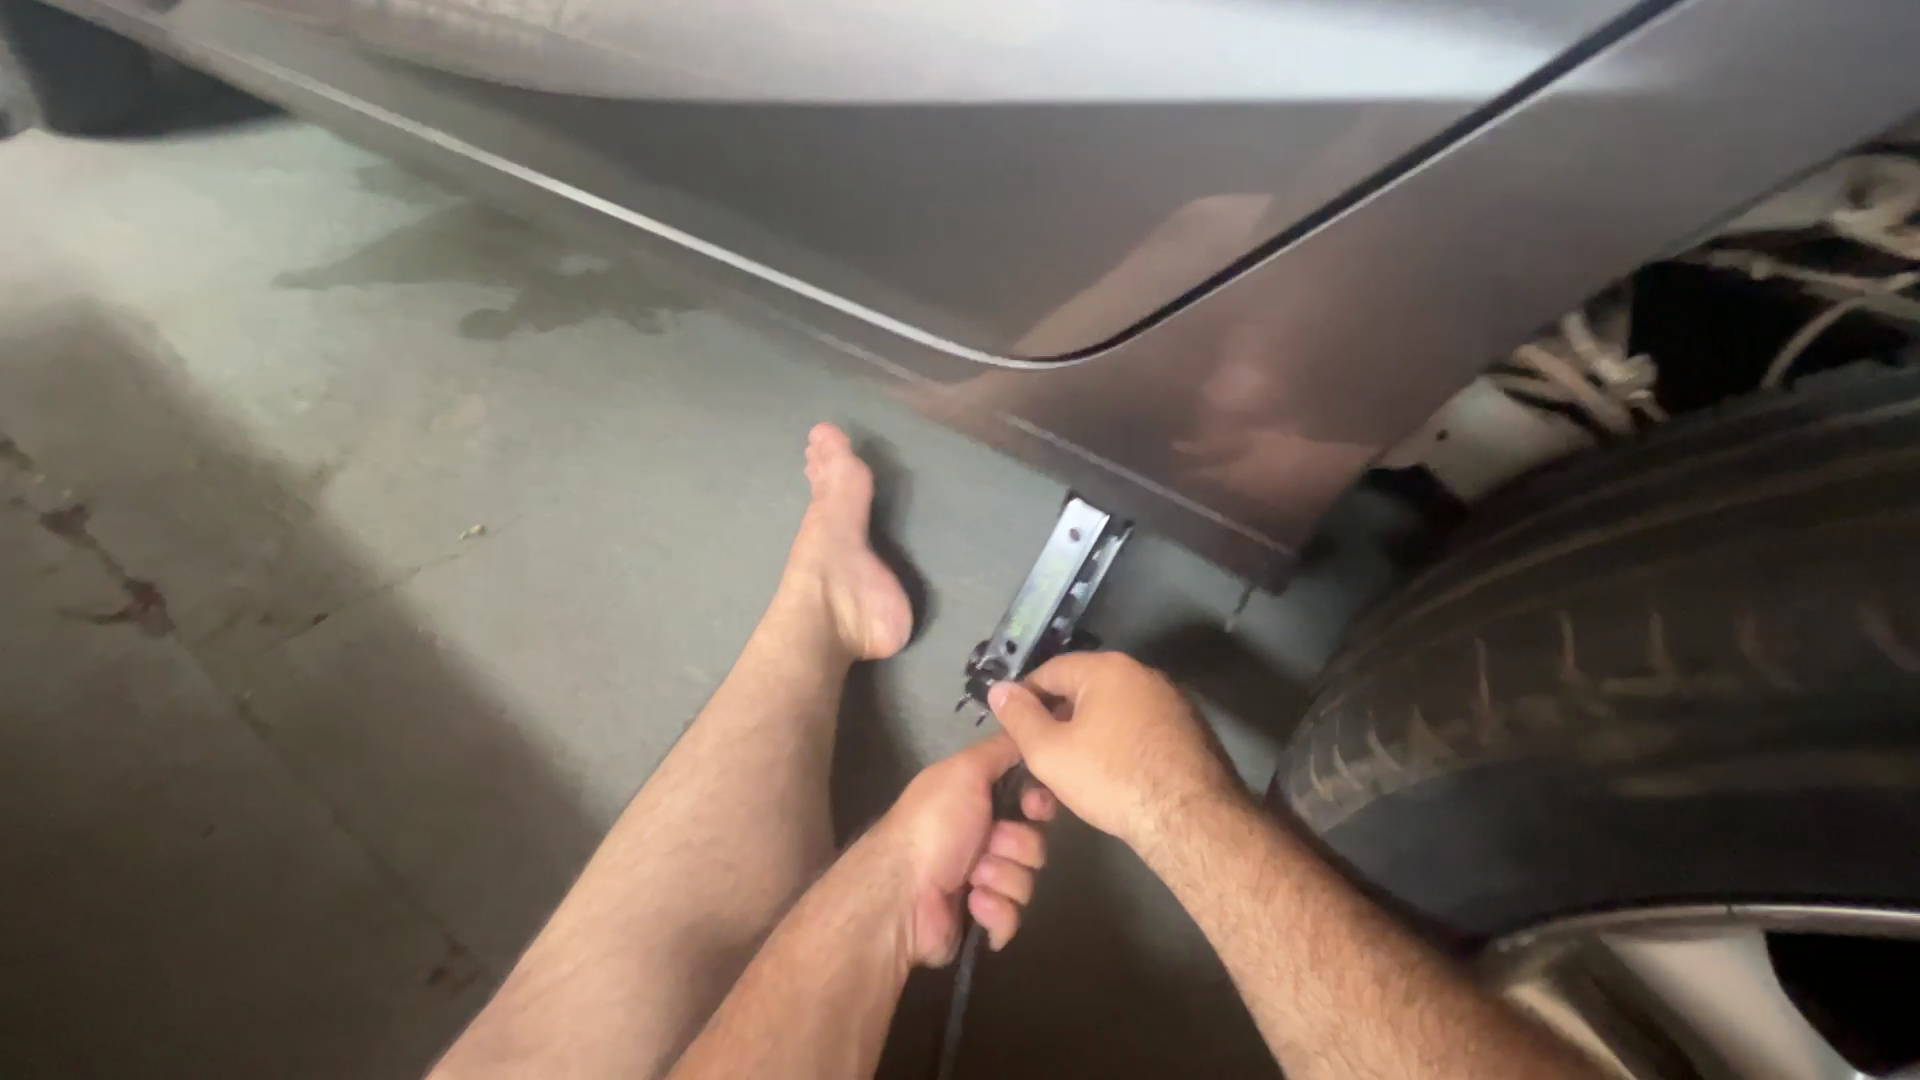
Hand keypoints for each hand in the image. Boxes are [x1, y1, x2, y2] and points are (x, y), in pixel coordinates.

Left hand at [871, 733, 1056, 965]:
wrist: (903, 892)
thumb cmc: (935, 823)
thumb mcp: (965, 770)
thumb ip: (1000, 748)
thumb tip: (1026, 723)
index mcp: (977, 800)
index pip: (1030, 799)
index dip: (1039, 803)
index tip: (1034, 807)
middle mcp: (982, 837)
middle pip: (1034, 841)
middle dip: (1016, 844)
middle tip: (991, 844)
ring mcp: (982, 880)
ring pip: (1026, 880)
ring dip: (1001, 876)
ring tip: (973, 877)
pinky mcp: (982, 918)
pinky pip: (1012, 916)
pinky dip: (995, 910)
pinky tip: (972, 903)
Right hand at [989, 651, 1242, 850]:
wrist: (1190, 819)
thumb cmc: (1111, 779)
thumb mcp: (1049, 752)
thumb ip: (1019, 717)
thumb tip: (998, 688)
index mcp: (1106, 668)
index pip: (1050, 670)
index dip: (1024, 697)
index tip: (1013, 728)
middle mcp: (1142, 673)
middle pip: (1084, 688)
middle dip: (1058, 716)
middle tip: (1040, 753)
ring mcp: (1171, 699)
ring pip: (1113, 708)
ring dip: (1089, 731)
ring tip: (1074, 767)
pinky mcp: (1190, 728)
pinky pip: (1140, 725)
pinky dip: (1120, 742)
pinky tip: (1114, 773)